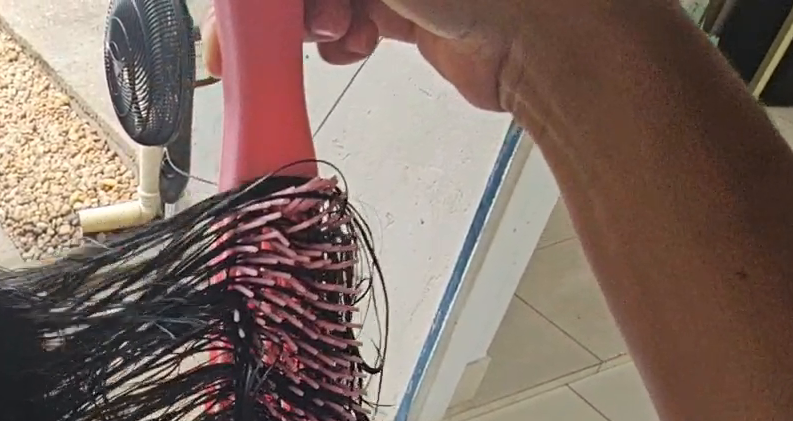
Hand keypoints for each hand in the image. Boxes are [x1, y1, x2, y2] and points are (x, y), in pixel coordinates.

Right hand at [205, 0, 516, 111]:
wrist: (553, 30)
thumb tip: (253, 5)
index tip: (239, 18)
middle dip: (282, 8)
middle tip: (263, 38)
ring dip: (312, 23)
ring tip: (336, 34)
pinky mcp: (407, 3)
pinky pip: (348, 19)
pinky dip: (340, 40)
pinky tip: (355, 45)